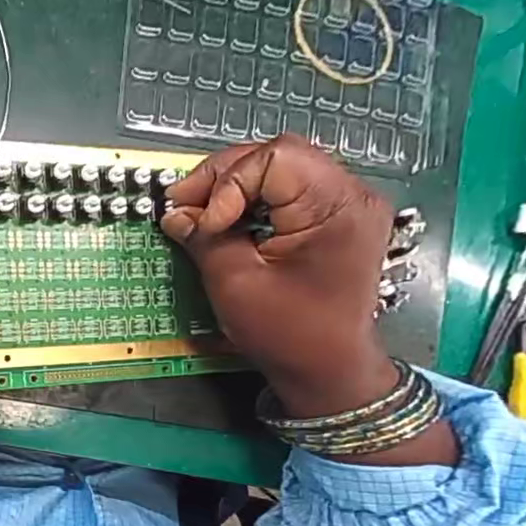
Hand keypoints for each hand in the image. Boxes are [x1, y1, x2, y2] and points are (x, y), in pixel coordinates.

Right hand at [159, 134, 397, 418]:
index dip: (226, 184)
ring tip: (196, 214)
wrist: (327, 369)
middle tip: (181, 206)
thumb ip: (205, 239)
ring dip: (230, 187)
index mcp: (337, 207)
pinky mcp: (330, 220)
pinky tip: (222, 221)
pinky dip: (247, 200)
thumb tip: (176, 214)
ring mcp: (343, 206)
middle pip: (276, 155)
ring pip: (277, 169)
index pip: (273, 158)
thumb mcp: (236, 285)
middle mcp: (350, 195)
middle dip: (221, 178)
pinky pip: (283, 192)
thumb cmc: (288, 333)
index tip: (201, 223)